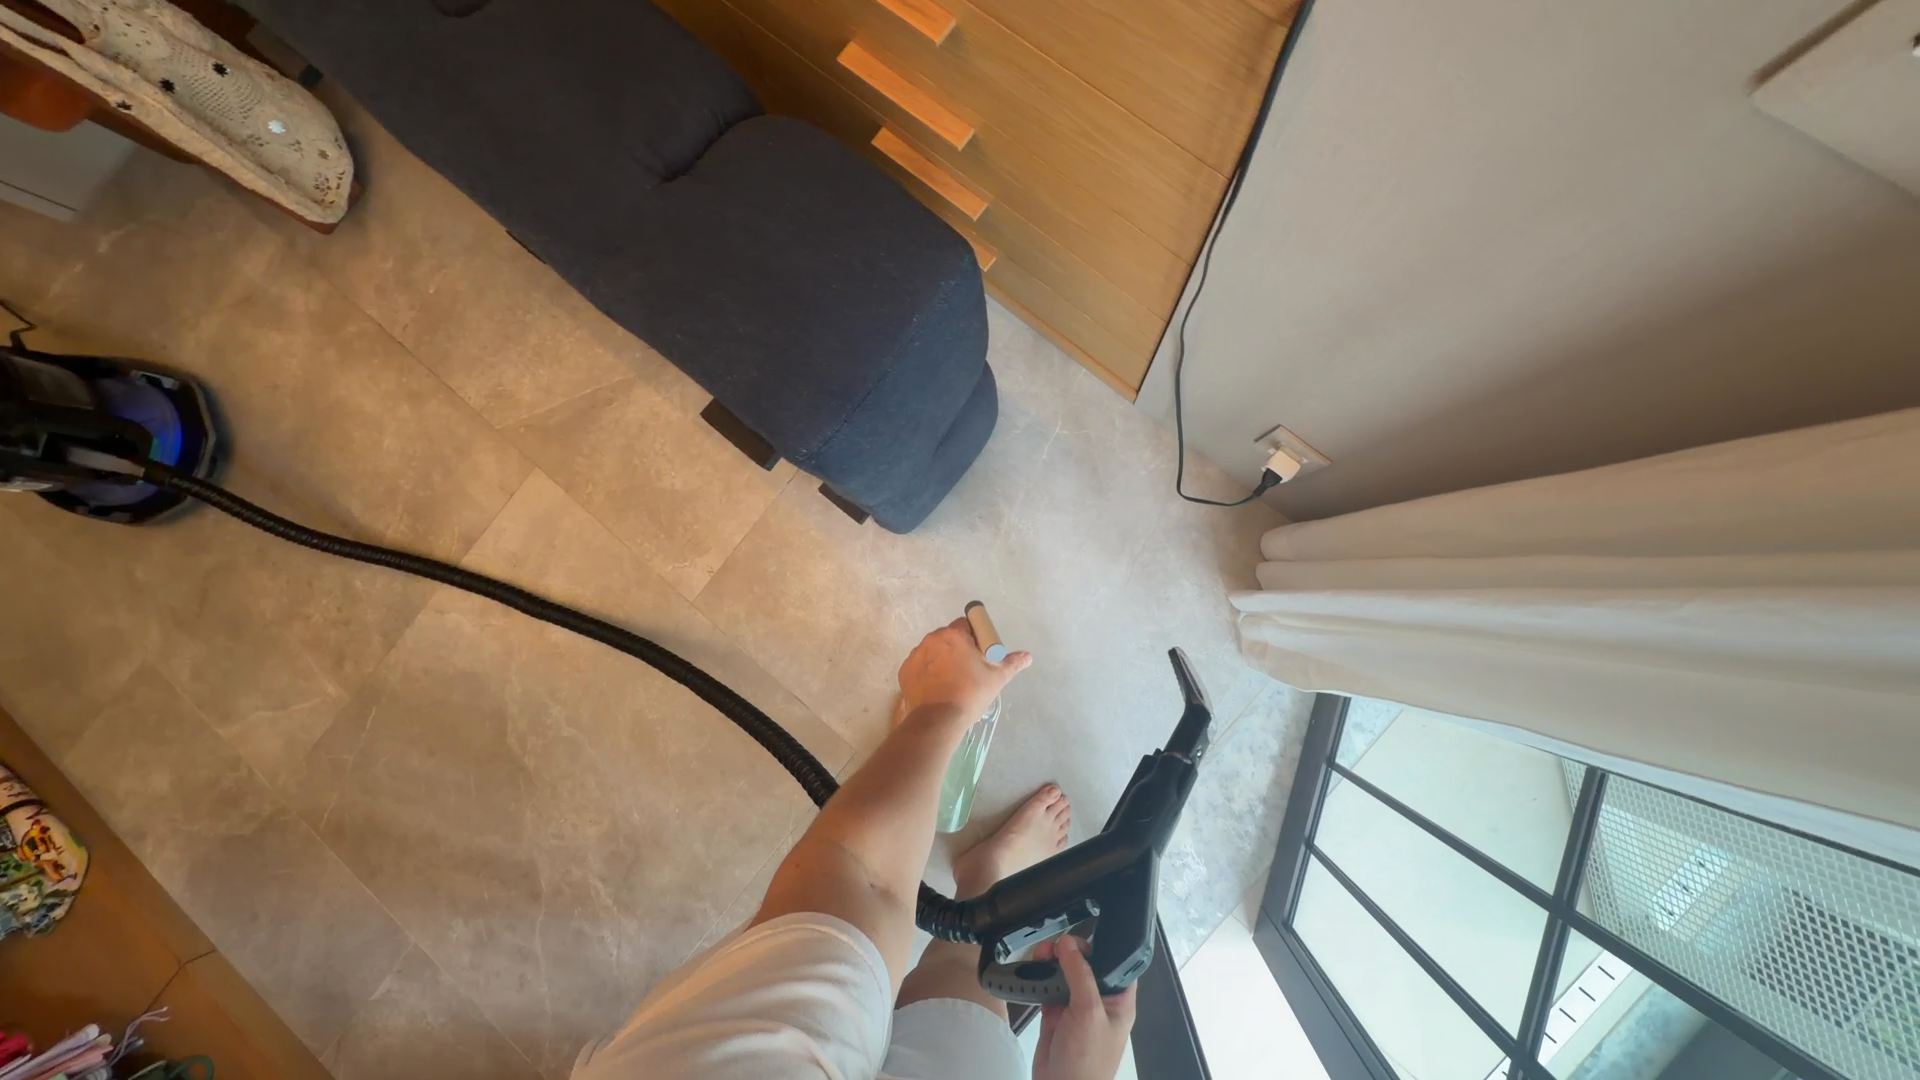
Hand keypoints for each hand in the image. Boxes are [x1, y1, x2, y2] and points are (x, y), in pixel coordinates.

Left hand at [897, 618, 1031, 722]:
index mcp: (954, 635)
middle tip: (968, 669)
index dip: (974, 637)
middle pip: (949, 637)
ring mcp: (916, 654)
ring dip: (941, 658)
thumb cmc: (971, 694)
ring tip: (951, 681)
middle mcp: (932, 638)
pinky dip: (928, 671)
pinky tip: (936, 687)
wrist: (939, 720)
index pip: (966, 624)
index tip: (979, 654)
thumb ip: (1012, 663)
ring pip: (933, 650)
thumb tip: (1028, 656)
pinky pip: (920, 665)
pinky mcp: (905, 670)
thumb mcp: (997, 678)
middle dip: (958, 648)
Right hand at [1032, 936, 1136, 1079]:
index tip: (1083, 935)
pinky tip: (1032, 969)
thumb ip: (1079, 974)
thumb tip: (1067, 942)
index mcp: (1117, 1000)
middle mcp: (1098, 999)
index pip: (1116, 963)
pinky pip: (1048, 985)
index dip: (1102, 946)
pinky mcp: (1055, 1012)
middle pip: (1085, 964)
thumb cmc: (1087, 1059)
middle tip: (1052, 947)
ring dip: (1050, 960)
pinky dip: (1039, 976)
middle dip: (1068, 951)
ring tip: (1039, 955)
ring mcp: (1076, 1006)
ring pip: (1064, 972)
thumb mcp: (1089, 1012)